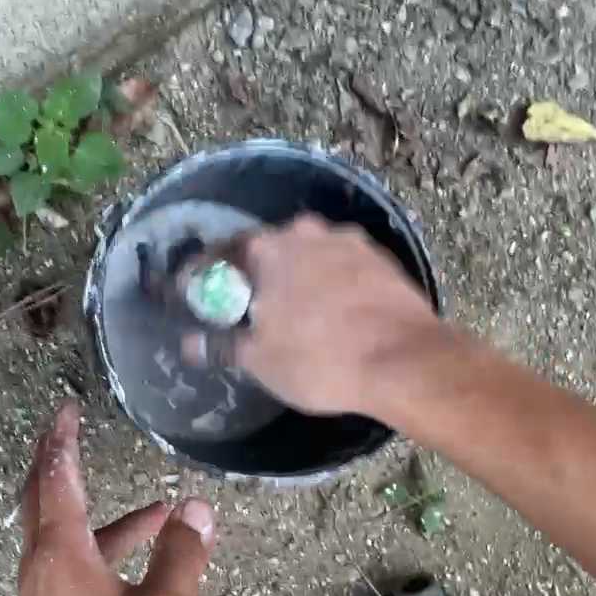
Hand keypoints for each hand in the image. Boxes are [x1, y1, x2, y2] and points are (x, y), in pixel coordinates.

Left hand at [9, 400, 215, 595]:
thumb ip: (180, 557)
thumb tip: (197, 508)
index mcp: (60, 554)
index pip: (56, 477)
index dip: (61, 439)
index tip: (64, 406)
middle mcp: (41, 565)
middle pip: (41, 495)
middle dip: (54, 458)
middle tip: (67, 425)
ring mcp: (43, 594)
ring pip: (58, 529)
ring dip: (93, 507)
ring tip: (153, 504)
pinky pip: (72, 560)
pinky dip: (104, 544)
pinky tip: (147, 557)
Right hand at [209, 214, 447, 416]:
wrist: (406, 362)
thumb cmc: (321, 359)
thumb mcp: (261, 361)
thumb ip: (222, 345)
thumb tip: (190, 344)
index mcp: (267, 250)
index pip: (223, 255)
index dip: (208, 277)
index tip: (202, 296)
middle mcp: (305, 233)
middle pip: (269, 251)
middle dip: (258, 275)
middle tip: (253, 308)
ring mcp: (348, 242)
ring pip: (309, 256)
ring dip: (299, 276)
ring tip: (298, 312)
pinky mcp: (382, 259)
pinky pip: (342, 267)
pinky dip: (333, 284)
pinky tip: (335, 312)